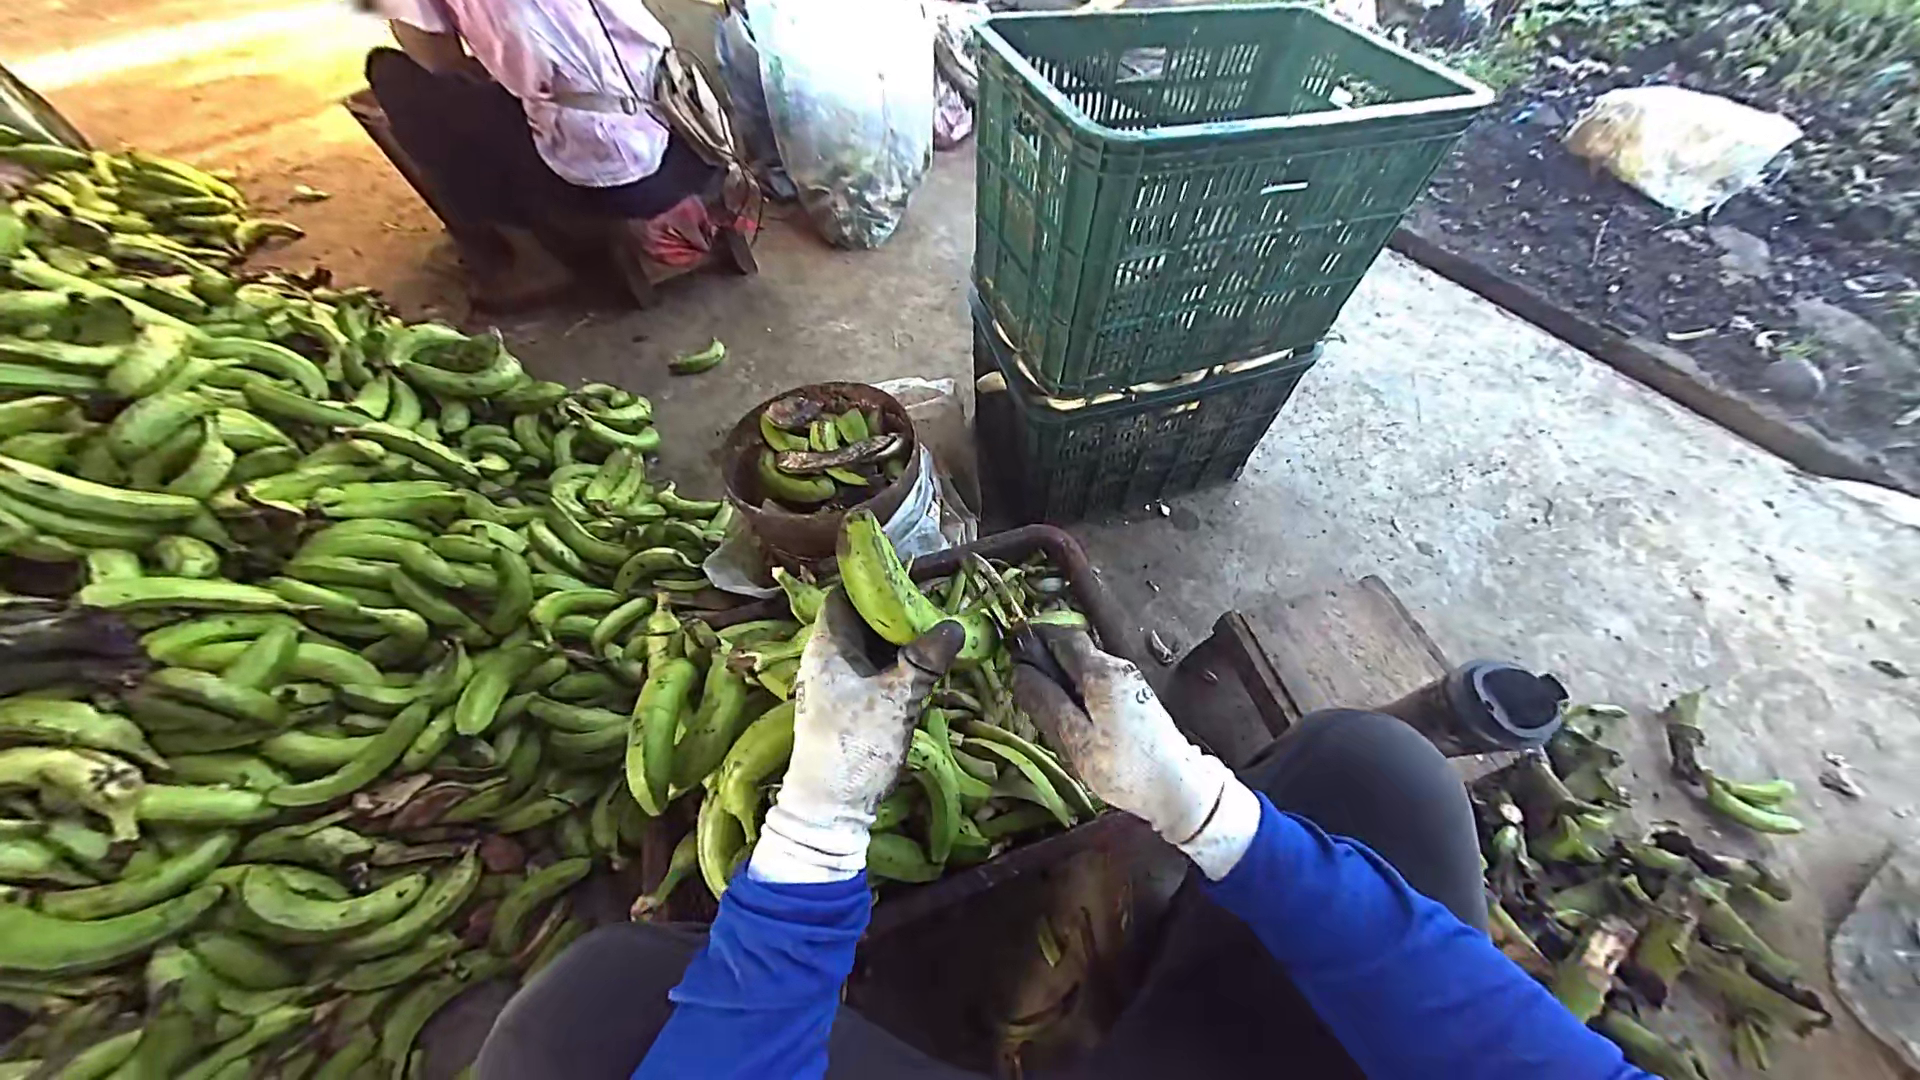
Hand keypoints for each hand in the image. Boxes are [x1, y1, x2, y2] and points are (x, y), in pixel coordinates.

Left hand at [748, 591, 963, 883]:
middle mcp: (829, 656)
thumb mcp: (897, 699)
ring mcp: (840, 678)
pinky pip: (876, 665)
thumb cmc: (855, 746)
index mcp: (828, 646)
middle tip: (933, 604)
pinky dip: (897, 659)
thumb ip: (925, 660)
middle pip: (862, 617)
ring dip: (899, 637)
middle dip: (895, 610)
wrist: (831, 806)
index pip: (844, 595)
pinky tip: (925, 661)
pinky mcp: (852, 698)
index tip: (908, 576)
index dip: (872, 581)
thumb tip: (955, 624)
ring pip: (871, 643)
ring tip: (934, 628)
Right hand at [1012, 627, 1260, 879]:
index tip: (1014, 657)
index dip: (1035, 641)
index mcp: (1100, 670)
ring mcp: (1127, 678)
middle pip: (1072, 650)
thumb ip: (1046, 701)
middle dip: (1047, 664)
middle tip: (1028, 692)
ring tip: (1050, 713)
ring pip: (1083, 667)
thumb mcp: (1074, 739)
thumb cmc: (1123, 767)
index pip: (1061, 636)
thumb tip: (1019, 671)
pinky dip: (1079, 693)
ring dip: (1063, 681)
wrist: (1178, 788)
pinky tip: (1075, 721)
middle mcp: (1116, 665)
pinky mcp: (1133, 694)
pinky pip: (1096, 682)